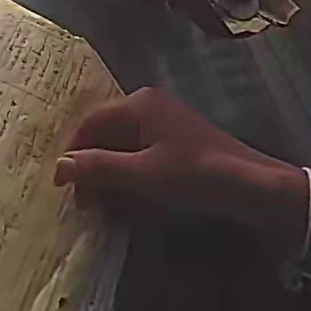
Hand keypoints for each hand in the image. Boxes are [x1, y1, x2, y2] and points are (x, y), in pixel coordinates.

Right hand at [55, 87, 301, 247]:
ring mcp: (163, 124)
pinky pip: (140, 156)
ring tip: (98, 207)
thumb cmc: (195, 174)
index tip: (59, 184)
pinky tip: (123, 201)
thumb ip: (100, 168)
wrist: (251, 187)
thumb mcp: (143, 174)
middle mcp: (149, 106)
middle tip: (80, 201)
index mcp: (139, 104)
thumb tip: (60, 165)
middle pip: (106, 134)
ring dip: (108, 176)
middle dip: (91, 167)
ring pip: (122, 148)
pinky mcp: (175, 143)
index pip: (92, 122)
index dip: (73, 152)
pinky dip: (128, 177)